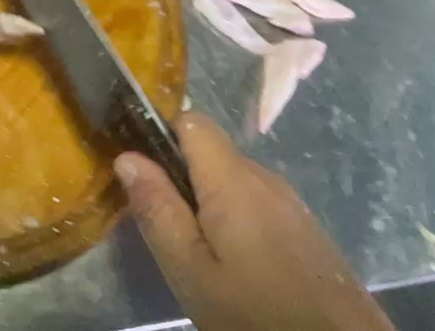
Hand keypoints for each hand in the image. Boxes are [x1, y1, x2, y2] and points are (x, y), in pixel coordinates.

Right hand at [117, 113, 393, 330]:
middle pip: (212, 154)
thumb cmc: (256, 314)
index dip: (163, 137)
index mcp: (233, 180)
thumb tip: (127, 156)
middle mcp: (265, 178)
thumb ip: (158, 210)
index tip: (147, 176)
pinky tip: (240, 269)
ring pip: (235, 182)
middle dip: (184, 180)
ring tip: (204, 257)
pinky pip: (259, 205)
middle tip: (171, 232)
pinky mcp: (307, 230)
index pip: (192, 121)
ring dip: (212, 205)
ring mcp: (291, 203)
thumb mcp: (191, 271)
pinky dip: (240, 223)